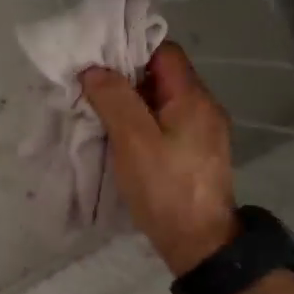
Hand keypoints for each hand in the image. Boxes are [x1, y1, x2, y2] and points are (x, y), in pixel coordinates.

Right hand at [81, 43, 237, 275]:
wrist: (200, 244)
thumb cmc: (165, 188)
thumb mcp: (133, 140)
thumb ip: (114, 99)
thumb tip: (94, 70)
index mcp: (194, 98)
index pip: (164, 51)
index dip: (130, 49)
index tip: (98, 59)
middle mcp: (203, 108)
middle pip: (162, 75)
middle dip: (125, 76)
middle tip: (89, 84)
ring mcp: (202, 133)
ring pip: (161, 101)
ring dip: (130, 101)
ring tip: (97, 110)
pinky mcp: (194, 155)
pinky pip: (164, 123)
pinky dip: (140, 122)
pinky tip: (118, 136)